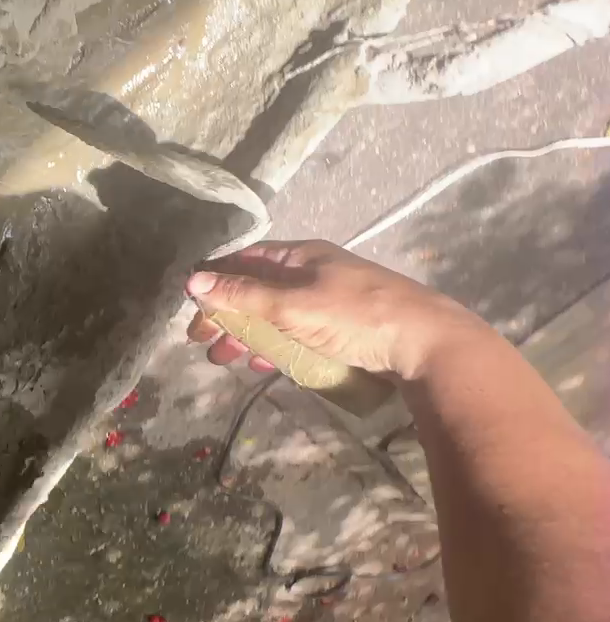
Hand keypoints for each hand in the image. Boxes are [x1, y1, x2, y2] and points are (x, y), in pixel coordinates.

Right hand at [184, 240, 482, 381]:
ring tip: (225, 359)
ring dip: (242, 335)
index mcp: (301, 258)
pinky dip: (271, 345)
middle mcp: (311, 273)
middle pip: (252, 290)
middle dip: (223, 315)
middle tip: (200, 339)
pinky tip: (262, 364)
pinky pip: (292, 332)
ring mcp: (326, 300)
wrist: (431, 348)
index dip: (212, 278)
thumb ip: (239, 294)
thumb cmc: (356, 317)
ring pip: (270, 314)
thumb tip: (191, 280)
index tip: (189, 305)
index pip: (242, 259)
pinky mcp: (338, 327)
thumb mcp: (289, 305)